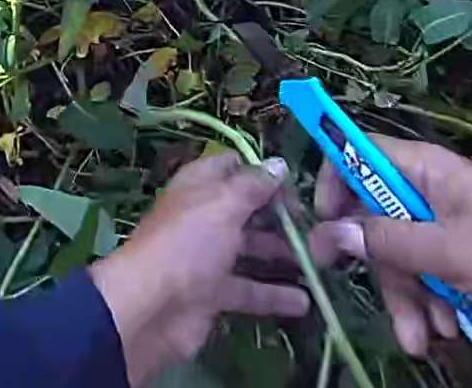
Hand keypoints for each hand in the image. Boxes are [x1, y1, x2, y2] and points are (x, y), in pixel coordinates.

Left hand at [88, 153, 309, 385]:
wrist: (151, 306)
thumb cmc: (188, 242)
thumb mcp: (223, 204)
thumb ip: (253, 185)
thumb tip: (278, 164)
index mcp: (200, 184)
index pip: (234, 166)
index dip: (262, 173)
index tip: (294, 187)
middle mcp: (205, 214)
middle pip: (246, 208)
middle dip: (279, 216)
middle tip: (316, 229)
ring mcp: (208, 254)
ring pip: (251, 248)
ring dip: (282, 254)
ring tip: (320, 263)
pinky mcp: (213, 291)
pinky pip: (248, 288)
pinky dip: (273, 294)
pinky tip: (304, 302)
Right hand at [306, 135, 471, 385]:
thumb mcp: (450, 254)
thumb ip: (386, 241)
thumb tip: (329, 229)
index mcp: (428, 167)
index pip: (360, 152)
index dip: (335, 178)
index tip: (322, 219)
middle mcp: (435, 188)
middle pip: (378, 211)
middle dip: (377, 260)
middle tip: (359, 293)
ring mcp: (456, 224)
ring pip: (404, 249)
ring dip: (406, 293)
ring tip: (423, 338)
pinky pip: (433, 272)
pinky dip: (433, 301)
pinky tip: (449, 331)